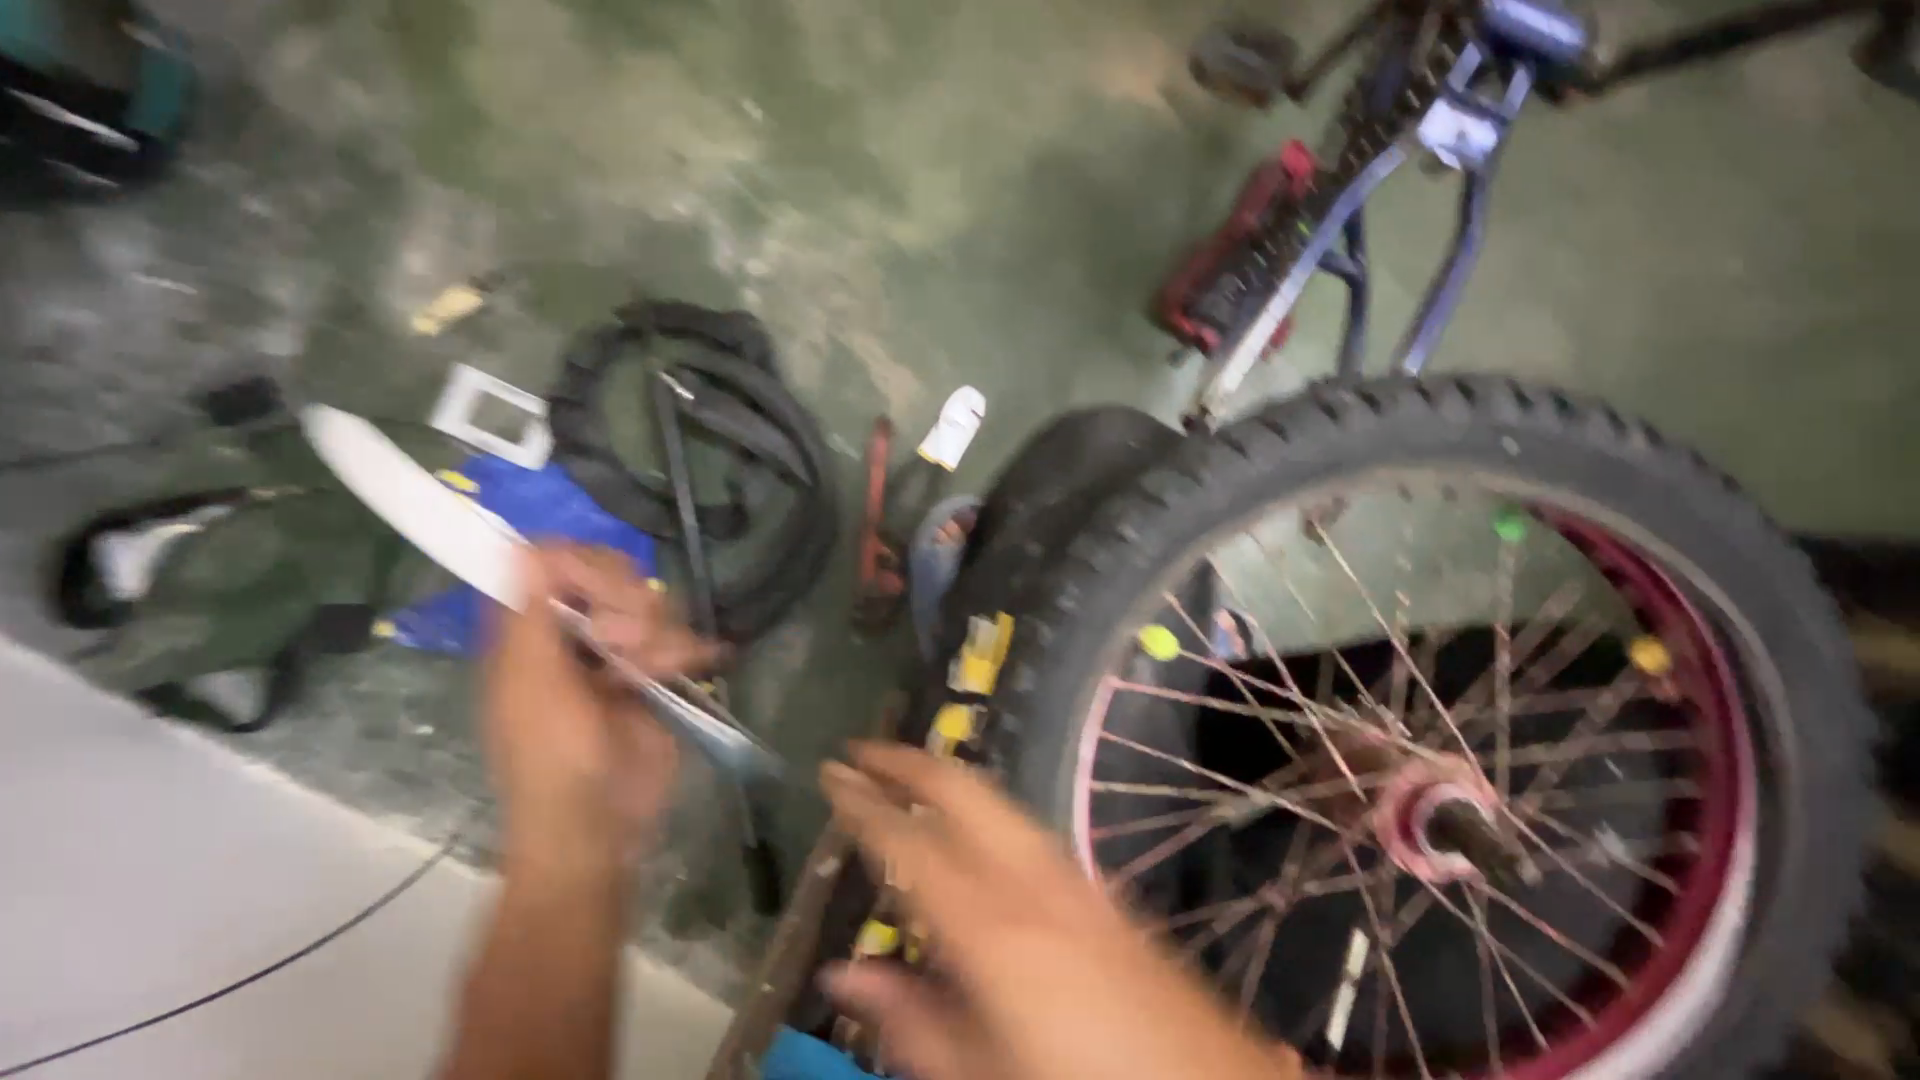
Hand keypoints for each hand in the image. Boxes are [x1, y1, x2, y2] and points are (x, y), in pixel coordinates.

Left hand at [484, 544, 721, 866]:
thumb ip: (530, 615)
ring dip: (658, 637)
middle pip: (612, 573)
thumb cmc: (551, 758)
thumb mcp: (531, 686)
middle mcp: (575, 631)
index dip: (581, 564)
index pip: (554, 560)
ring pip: (653, 603)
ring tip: (649, 676)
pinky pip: (681, 637)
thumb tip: (521, 545)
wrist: (600, 822)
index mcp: (530, 629)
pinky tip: (690, 667)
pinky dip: (689, 650)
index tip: (598, 594)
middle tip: (620, 645)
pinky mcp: (658, 674)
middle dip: (627, 604)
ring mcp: (619, 652)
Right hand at [818, 742, 1301, 1079]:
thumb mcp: (979, 1070)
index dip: (865, 802)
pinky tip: (974, 831)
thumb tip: (843, 972)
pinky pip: (1025, 826)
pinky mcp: (1097, 886)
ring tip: (908, 777)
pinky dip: (984, 809)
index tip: (831, 773)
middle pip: (961, 791)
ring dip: (948, 779)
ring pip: (996, 801)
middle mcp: (1030, 878)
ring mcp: (1070, 874)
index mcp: (989, 924)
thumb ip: (908, 1018)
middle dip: (909, 761)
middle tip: (863, 751)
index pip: (910, 842)